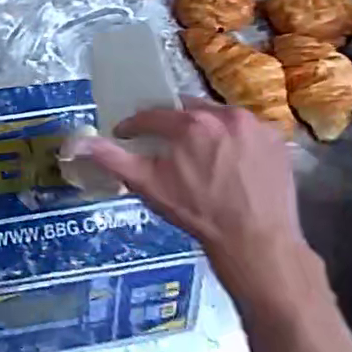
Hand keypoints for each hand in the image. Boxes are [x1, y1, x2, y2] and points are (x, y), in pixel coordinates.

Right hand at [82, 100, 329, 318]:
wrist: (256, 241)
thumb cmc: (196, 212)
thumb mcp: (147, 185)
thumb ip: (111, 159)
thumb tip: (75, 143)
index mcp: (191, 123)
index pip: (152, 115)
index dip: (134, 127)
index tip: (126, 136)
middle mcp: (225, 114)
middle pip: (187, 111)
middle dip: (172, 126)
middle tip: (164, 149)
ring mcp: (256, 126)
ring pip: (218, 118)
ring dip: (204, 130)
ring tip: (197, 156)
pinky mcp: (277, 140)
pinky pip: (246, 131)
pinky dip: (232, 141)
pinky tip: (228, 164)